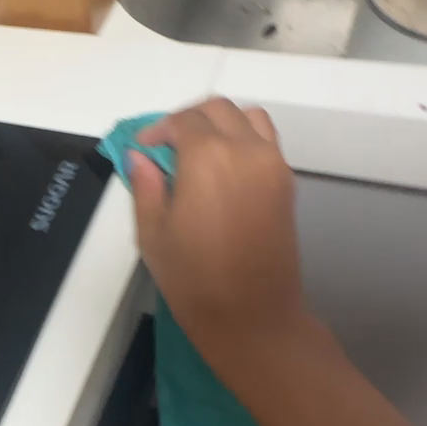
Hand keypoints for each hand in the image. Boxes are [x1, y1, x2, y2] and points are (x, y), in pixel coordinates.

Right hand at [127, 99, 309, 365]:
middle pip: (219, 110)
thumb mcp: (153, 234)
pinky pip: (265, 141)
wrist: (251, 315)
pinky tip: (222, 171)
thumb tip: (141, 158)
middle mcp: (246, 150)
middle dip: (188, 119)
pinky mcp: (286, 183)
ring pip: (249, 118)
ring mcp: (273, 164)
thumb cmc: (193, 279)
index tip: (143, 149)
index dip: (158, 129)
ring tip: (198, 152)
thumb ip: (146, 187)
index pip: (183, 121)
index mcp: (208, 158)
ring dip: (220, 123)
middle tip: (165, 146)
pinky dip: (243, 139)